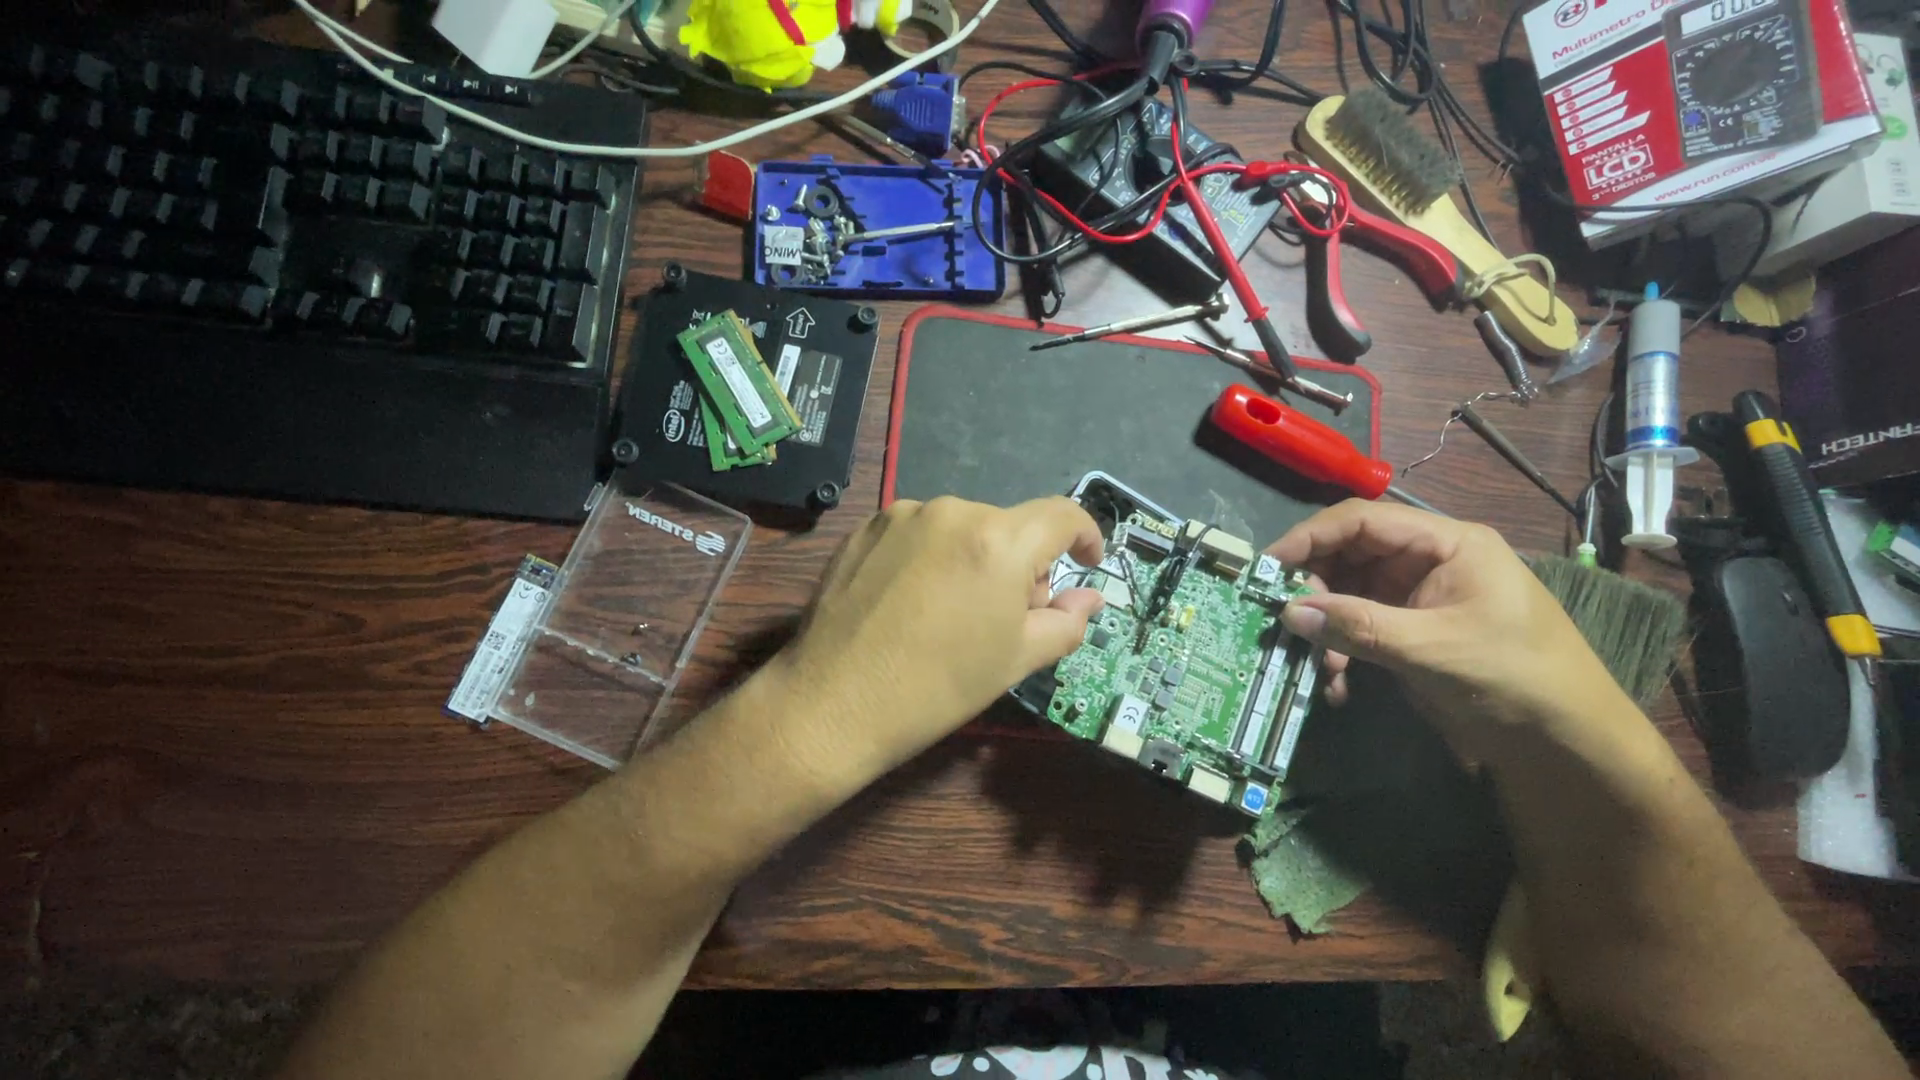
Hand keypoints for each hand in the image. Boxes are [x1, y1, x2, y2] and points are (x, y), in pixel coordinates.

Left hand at [774, 495, 1105, 781]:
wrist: (833, 704)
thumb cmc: (937, 687)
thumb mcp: (1015, 660)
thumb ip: (1065, 622)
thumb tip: (1089, 599)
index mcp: (998, 540)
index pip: (1061, 515)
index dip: (1085, 537)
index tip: (1087, 564)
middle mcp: (951, 511)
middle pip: (1009, 528)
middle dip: (1021, 566)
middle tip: (1007, 619)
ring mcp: (902, 516)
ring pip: (962, 530)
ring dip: (975, 561)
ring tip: (952, 615)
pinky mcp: (865, 529)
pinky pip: (919, 534)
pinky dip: (932, 559)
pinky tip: (912, 604)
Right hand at [1268, 500, 1618, 758]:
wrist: (1565, 744)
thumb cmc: (1513, 678)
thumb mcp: (1432, 649)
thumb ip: (1358, 626)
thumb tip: (1290, 611)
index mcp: (1447, 544)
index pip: (1364, 521)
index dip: (1311, 537)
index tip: (1268, 566)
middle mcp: (1427, 561)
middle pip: (1351, 556)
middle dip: (1315, 589)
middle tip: (1286, 621)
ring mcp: (1418, 597)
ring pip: (1348, 595)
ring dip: (1327, 629)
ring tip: (1318, 666)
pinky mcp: (1410, 631)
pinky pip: (1359, 628)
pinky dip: (1342, 652)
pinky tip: (1337, 685)